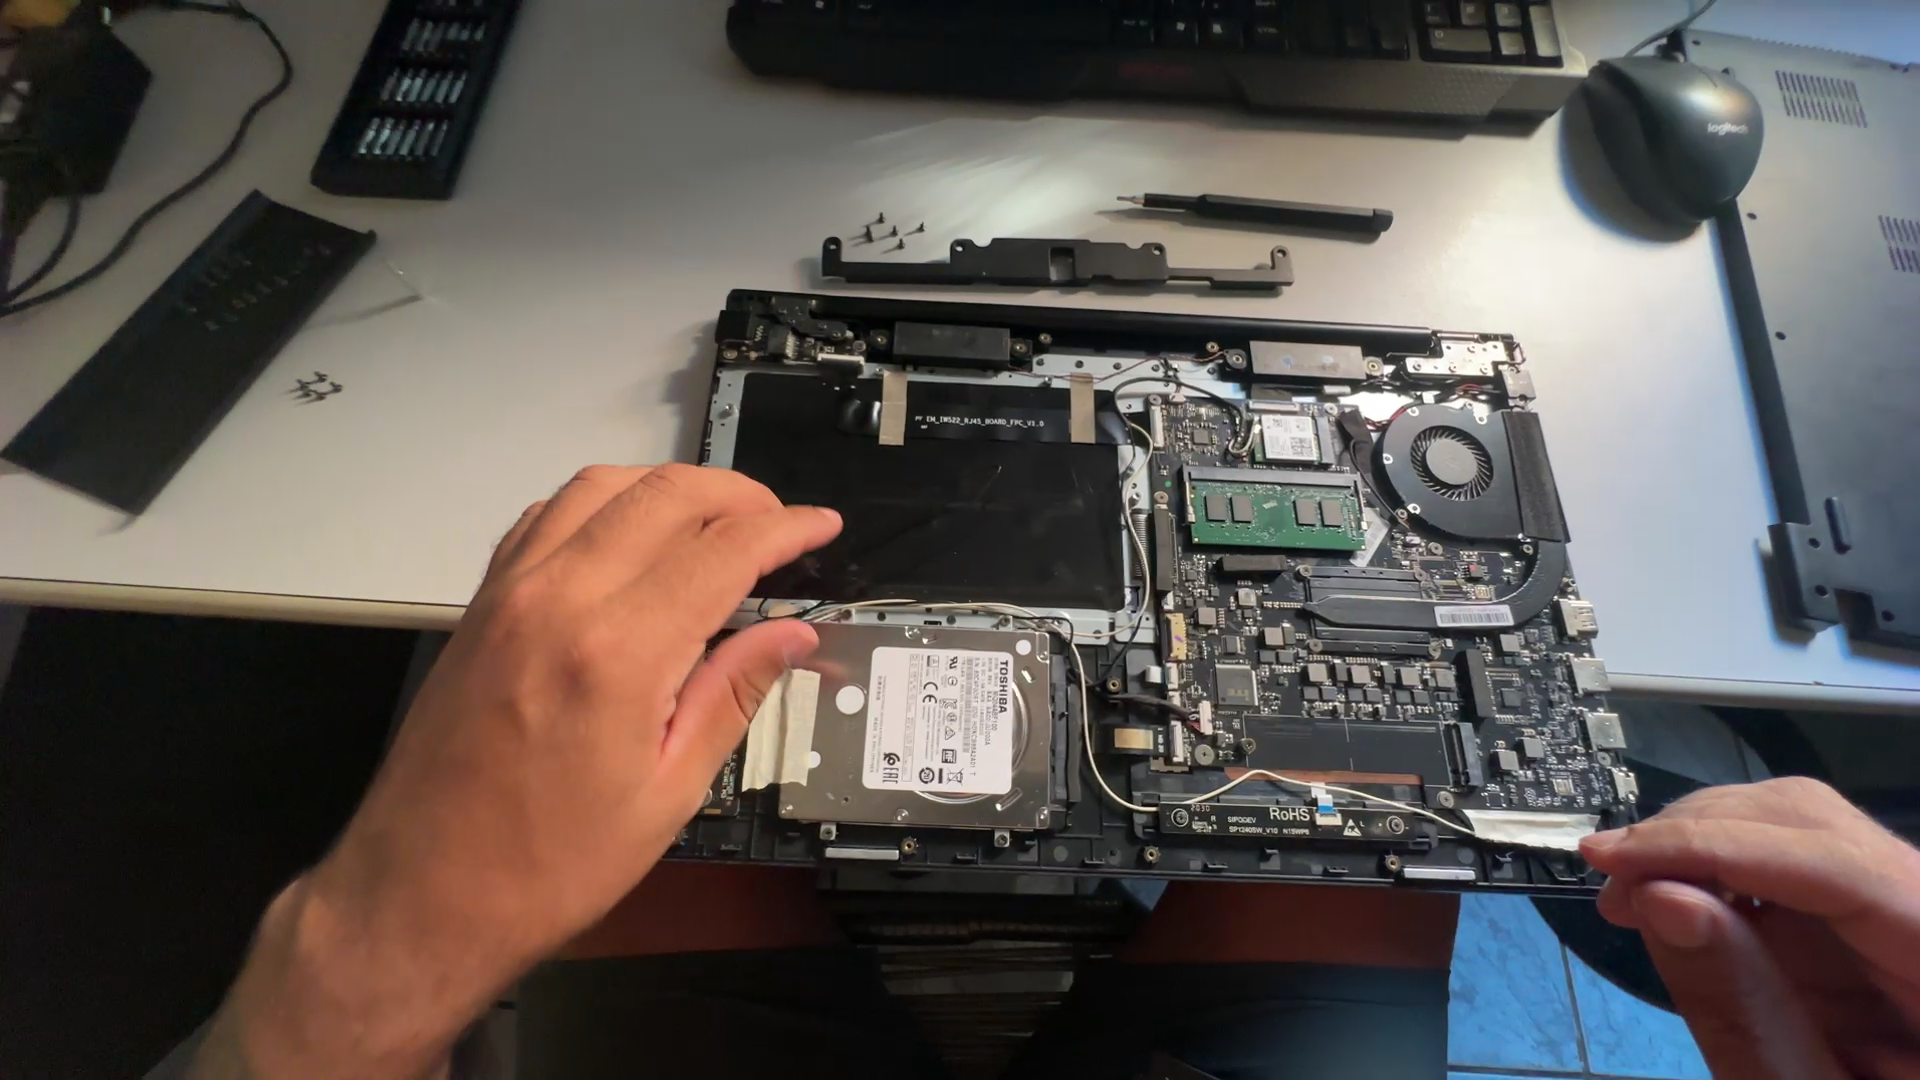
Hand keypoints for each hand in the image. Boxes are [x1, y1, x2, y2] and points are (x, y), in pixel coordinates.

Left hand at [196, 465, 840, 1078]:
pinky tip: (636, 533)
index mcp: (619, 652)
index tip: (822, 525)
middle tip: (780, 523)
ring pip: (606, 485)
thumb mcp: (671, 789)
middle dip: (741, 494)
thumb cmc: (553, 864)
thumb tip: (796, 633)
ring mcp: (511, 591)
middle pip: (668, 495)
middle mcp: (560, 598)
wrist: (418, 900)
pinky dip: (609, 502)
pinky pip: (551, 513)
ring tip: (718, 519)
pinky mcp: (483, 600)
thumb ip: (737, 691)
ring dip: (676, 486)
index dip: (787, 529)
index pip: (724, 550)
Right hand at [1580, 777, 1919, 1078]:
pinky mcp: (1858, 925)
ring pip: (1784, 823)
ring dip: (1686, 847)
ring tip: (1631, 899)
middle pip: (1812, 824)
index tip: (1607, 858)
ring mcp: (1901, 920)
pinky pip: (1772, 859)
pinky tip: (1663, 904)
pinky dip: (1698, 868)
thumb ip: (1744, 1015)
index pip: (1846, 870)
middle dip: (1693, 838)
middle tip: (1616, 884)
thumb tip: (1658, 898)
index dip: (1715, 847)